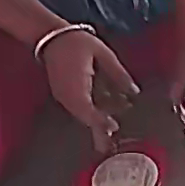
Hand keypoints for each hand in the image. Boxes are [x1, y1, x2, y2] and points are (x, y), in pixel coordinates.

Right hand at [41, 28, 139, 153]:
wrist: (50, 36)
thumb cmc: (78, 42)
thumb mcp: (103, 54)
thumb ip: (118, 73)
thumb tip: (134, 91)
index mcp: (76, 86)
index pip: (88, 110)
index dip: (100, 121)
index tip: (113, 128)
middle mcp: (67, 95)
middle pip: (83, 118)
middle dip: (96, 133)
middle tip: (108, 149)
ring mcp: (63, 95)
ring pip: (80, 115)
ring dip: (93, 126)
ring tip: (105, 142)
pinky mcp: (62, 93)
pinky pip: (78, 108)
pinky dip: (89, 116)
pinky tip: (101, 120)